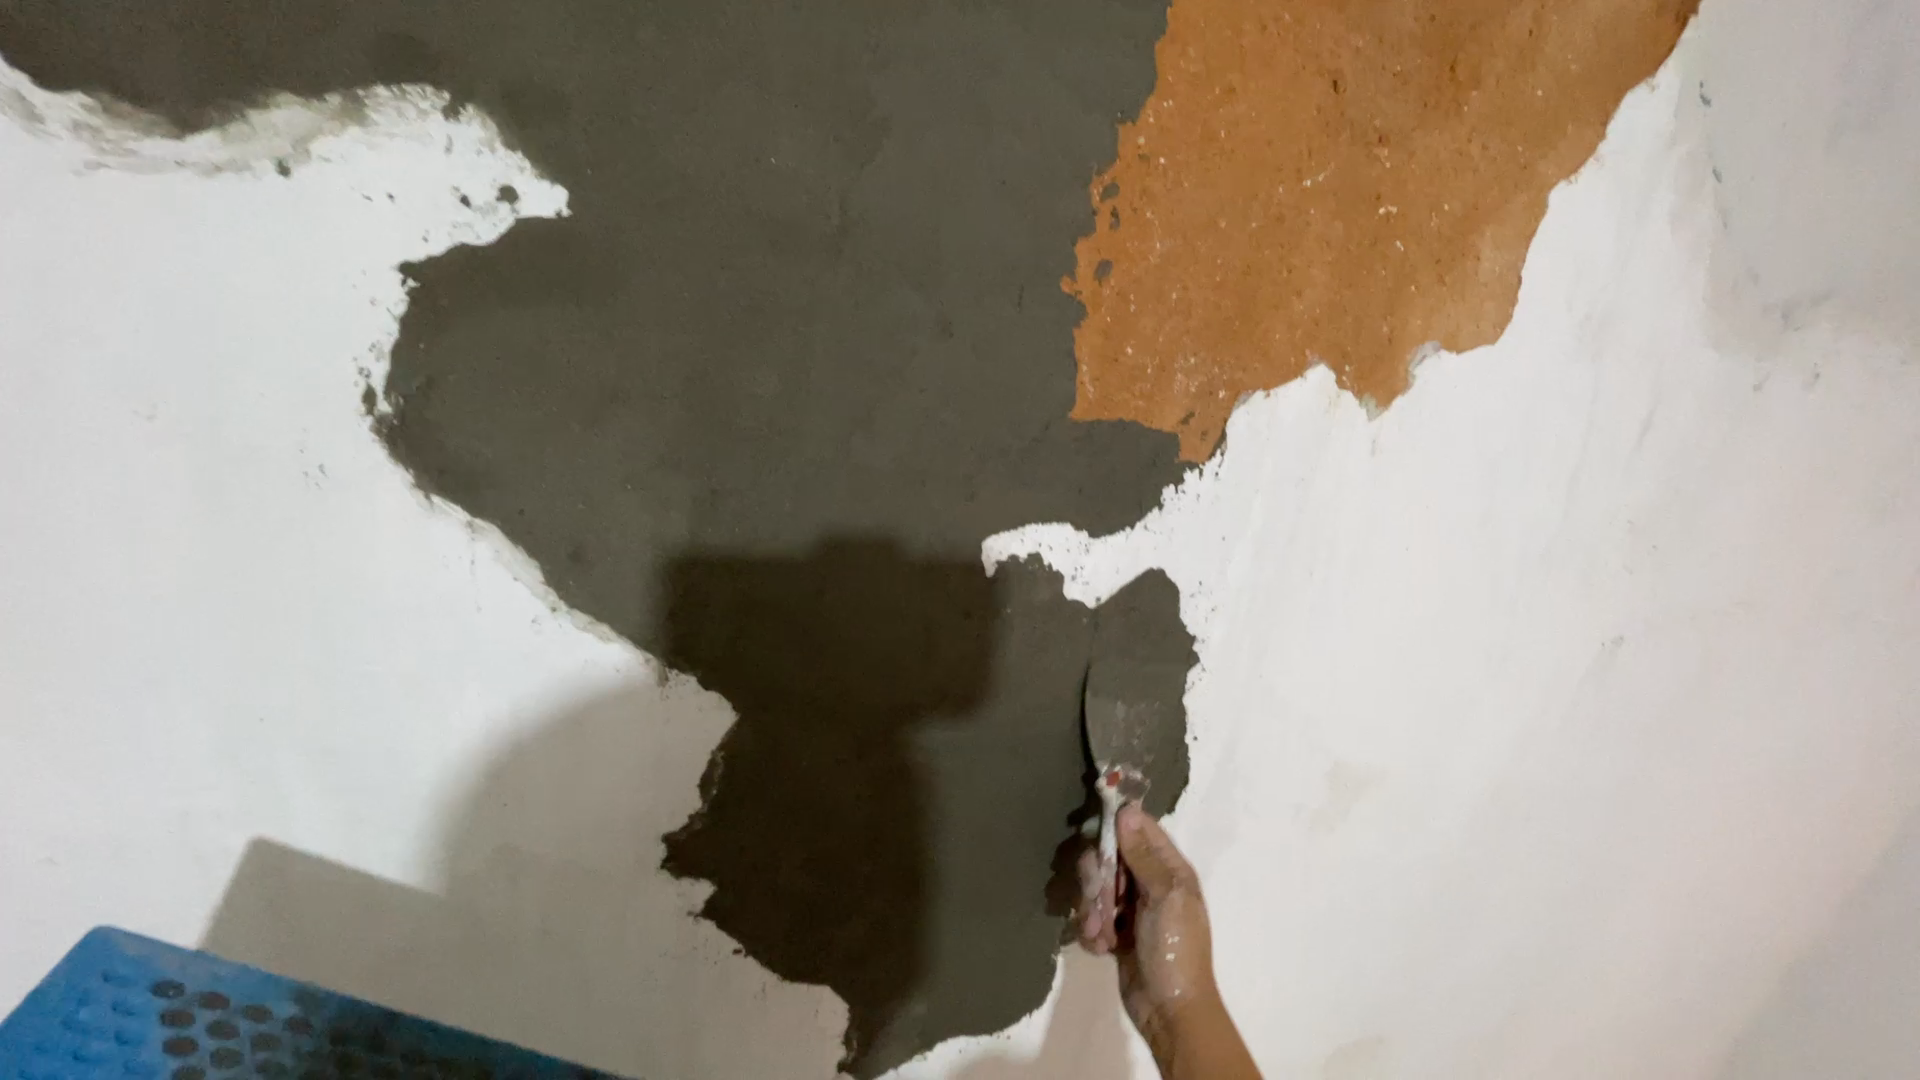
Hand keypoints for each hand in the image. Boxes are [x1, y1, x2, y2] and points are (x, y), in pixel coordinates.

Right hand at [1075, 803, 1216, 1037]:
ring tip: (1100, 934)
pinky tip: (1101, 948)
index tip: (1095, 832)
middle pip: (1109, 855)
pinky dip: (1092, 931)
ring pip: (1095, 886)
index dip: (1116, 825)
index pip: (1139, 828)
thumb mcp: (1164, 898)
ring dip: (1091, 909)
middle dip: (1096, 878)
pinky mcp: (1115, 930)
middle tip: (1099, 902)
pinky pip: (1091, 915)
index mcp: (1169, 868)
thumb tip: (1126, 811)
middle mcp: (1149, 881)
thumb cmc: (1175, 950)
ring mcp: (1130, 907)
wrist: (1169, 1013)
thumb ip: (1143, 855)